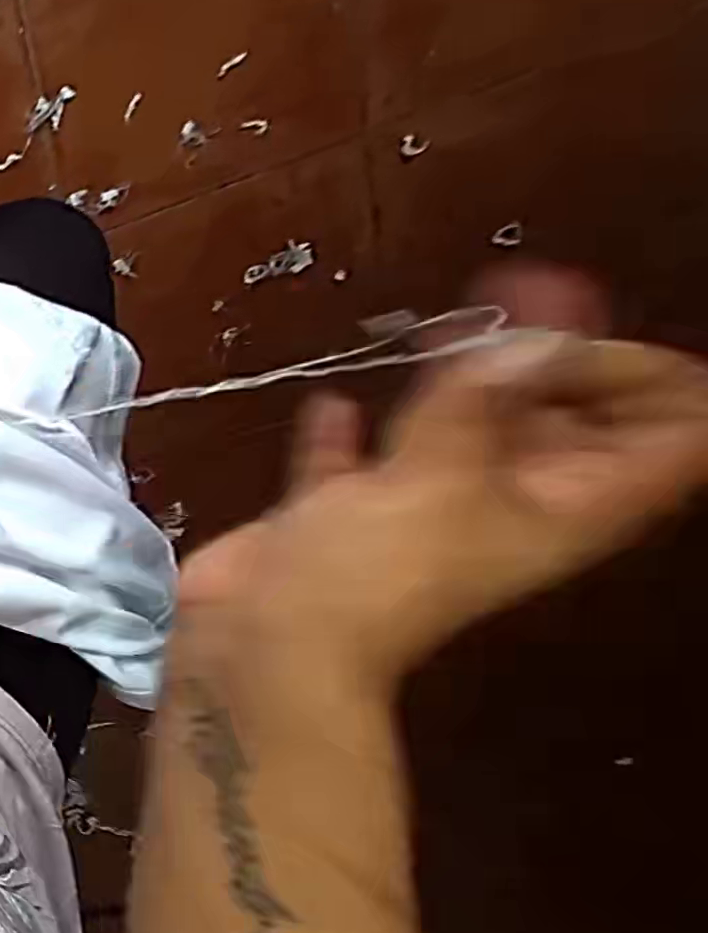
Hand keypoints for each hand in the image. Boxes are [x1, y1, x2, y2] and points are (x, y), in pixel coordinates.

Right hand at [179, 266, 707, 687]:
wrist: (266, 634)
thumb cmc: (365, 570)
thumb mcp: (437, 482)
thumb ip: (474, 404)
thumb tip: (520, 339)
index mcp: (561, 500)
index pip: (665, 422)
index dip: (630, 366)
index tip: (551, 334)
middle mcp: (494, 500)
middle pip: (552, 417)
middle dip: (539, 357)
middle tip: (502, 299)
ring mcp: (404, 507)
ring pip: (448, 432)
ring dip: (448, 383)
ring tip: (431, 330)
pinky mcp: (329, 513)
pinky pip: (347, 461)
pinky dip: (343, 432)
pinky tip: (331, 403)